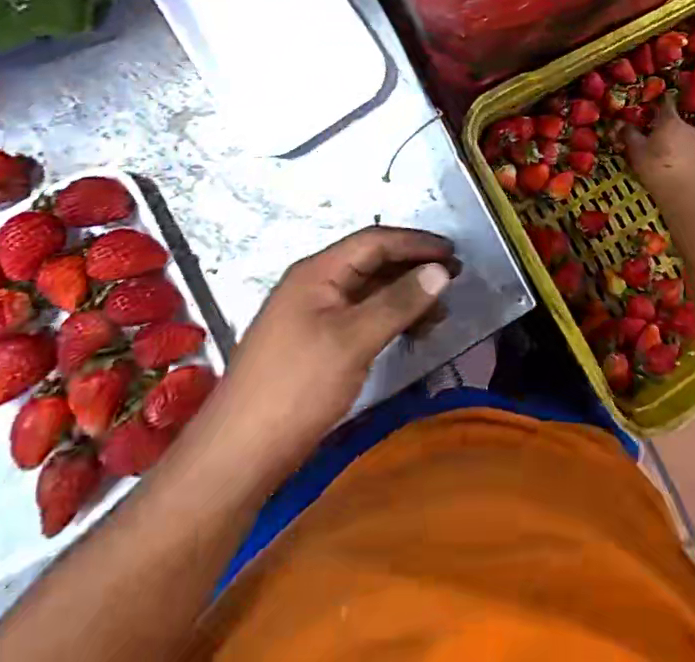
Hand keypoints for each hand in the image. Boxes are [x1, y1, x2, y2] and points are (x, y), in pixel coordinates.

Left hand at [201, 226, 454, 481]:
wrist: (240, 454)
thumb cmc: (297, 387)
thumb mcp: (353, 340)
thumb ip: (399, 301)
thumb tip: (440, 270)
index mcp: (317, 273)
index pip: (374, 241)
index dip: (416, 243)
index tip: (454, 254)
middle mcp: (314, 286)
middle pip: (372, 263)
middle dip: (414, 268)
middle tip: (454, 280)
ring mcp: (313, 317)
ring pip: (369, 292)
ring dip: (405, 296)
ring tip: (440, 312)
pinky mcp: (316, 345)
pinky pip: (361, 318)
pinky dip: (390, 320)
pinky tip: (410, 333)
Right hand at [624, 99, 694, 212]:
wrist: (688, 198)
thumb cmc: (658, 170)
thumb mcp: (636, 152)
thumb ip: (629, 134)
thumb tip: (622, 124)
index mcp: (671, 120)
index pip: (664, 103)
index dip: (654, 105)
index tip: (646, 110)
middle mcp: (688, 127)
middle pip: (673, 121)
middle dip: (661, 127)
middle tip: (647, 138)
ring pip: (682, 137)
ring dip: (672, 142)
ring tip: (659, 156)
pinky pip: (690, 151)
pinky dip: (681, 155)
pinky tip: (673, 168)